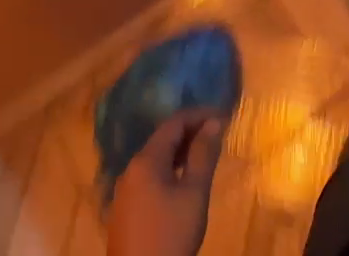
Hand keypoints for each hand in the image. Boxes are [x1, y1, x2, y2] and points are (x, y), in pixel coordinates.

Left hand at [108, 109, 225, 255]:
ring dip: (181, 152)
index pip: (174, 122)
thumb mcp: (195, 193)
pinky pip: (149, 177)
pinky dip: (169, 169)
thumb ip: (204, 154)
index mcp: (146, 160)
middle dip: (191, 132)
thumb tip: (214, 121)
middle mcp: (130, 169)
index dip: (200, 114)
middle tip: (218, 134)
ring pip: (156, 159)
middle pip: (163, 139)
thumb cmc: (171, 233)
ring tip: (205, 155)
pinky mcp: (125, 209)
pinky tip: (184, 181)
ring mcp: (124, 190)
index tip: (224, 116)